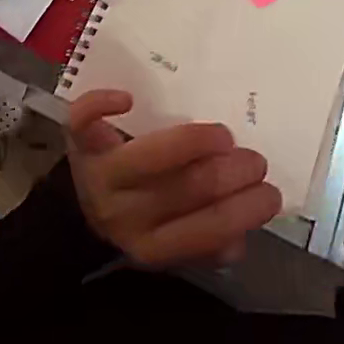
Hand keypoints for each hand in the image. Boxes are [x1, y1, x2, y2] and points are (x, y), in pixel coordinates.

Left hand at [66, 89, 281, 267]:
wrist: (73, 216)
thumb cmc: (139, 221)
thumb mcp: (171, 243)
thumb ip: (207, 243)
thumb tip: (241, 235)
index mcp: (150, 244)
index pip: (204, 230)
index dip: (243, 211)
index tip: (270, 192)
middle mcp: (123, 212)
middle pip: (185, 188)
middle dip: (231, 173)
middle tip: (254, 159)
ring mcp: (99, 174)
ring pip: (149, 154)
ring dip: (196, 141)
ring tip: (223, 135)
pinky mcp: (78, 142)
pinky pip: (84, 120)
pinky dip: (104, 104)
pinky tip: (131, 99)